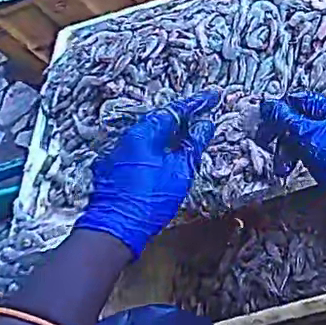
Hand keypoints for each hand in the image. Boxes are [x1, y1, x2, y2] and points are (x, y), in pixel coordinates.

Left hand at [75, 91, 218, 256]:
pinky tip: (165, 157)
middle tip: (202, 115)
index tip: (213, 96)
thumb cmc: (150, 199)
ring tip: (188, 136)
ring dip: (168, 135)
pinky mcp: (112, 169)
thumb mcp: (180, 171)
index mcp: (144, 132)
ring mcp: (117, 153)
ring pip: (149, 137)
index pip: (175, 110)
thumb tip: (205, 125)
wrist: (115, 228)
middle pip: (160, 121)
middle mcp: (128, 137)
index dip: (196, 104)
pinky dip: (155, 150)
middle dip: (182, 118)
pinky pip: (139, 151)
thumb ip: (193, 145)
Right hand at [257, 93, 325, 215]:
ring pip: (301, 138)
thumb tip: (268, 105)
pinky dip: (297, 159)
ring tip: (281, 166)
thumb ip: (286, 118)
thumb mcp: (308, 135)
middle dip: (281, 135)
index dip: (279, 109)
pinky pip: (308, 152)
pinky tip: (290, 170)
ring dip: (286, 151)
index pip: (297, 99)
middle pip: (297, 120)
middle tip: (269, 145)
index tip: (264, 121)